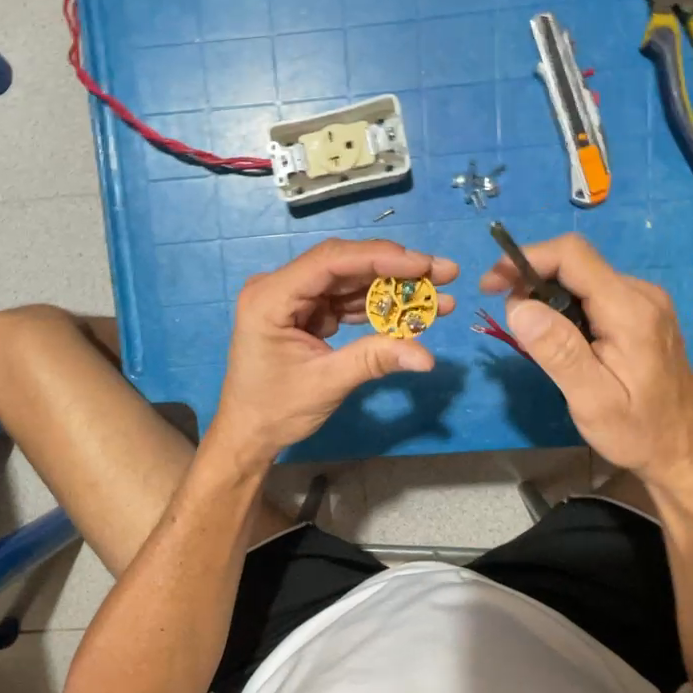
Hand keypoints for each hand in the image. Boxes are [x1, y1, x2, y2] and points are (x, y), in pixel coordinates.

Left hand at [210, 239, 457, 464]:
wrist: (248, 434)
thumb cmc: (275, 411)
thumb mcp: (326, 384)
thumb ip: (374, 361)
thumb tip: (428, 357)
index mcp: (270, 298)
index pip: (330, 262)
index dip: (379, 257)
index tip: (423, 264)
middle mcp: (278, 288)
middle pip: (344, 265)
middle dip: (395, 269)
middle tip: (444, 272)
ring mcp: (292, 299)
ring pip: (350, 281)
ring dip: (393, 288)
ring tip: (439, 294)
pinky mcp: (305, 313)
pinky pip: (345, 300)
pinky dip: (377, 306)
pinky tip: (411, 311)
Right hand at [481, 233, 692, 481]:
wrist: (682, 451)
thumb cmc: (636, 432)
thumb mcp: (591, 400)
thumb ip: (558, 351)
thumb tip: (518, 307)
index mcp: (630, 310)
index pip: (572, 255)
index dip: (525, 259)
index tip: (490, 285)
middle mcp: (642, 294)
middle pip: (576, 263)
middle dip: (531, 279)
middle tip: (506, 318)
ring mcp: (646, 302)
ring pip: (583, 278)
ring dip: (547, 296)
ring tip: (528, 335)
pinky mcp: (644, 314)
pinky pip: (596, 294)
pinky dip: (566, 306)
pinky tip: (558, 339)